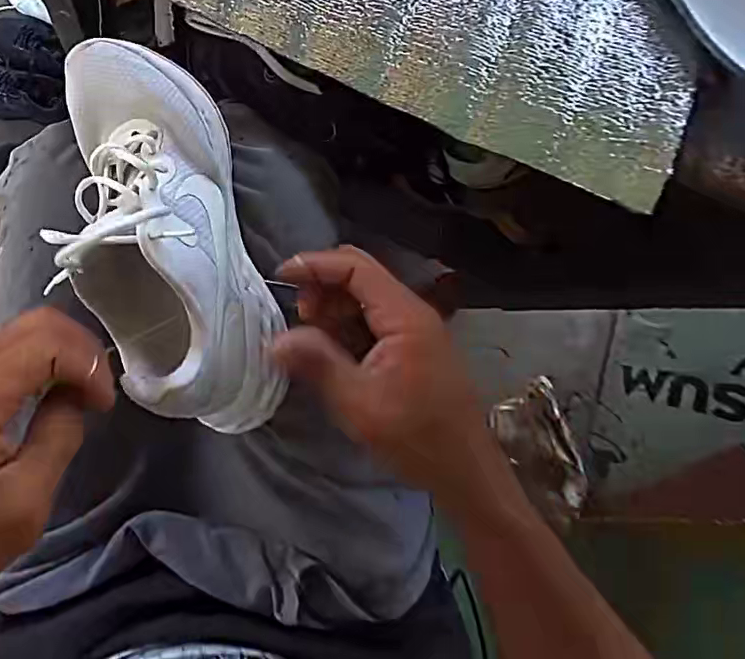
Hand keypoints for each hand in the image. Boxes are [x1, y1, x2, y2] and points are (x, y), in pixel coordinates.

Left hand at [0, 309, 114, 656]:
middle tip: (99, 393)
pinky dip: (33, 360)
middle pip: (32, 323)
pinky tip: (46, 392)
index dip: (88, 363)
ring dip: (56, 351)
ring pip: (15, 332)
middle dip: (77, 348)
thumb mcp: (23, 504)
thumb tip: (75, 395)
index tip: (105, 406)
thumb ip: (58, 437)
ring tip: (80, 393)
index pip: (47, 340)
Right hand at [271, 247, 499, 511]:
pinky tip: (333, 351)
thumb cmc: (416, 439)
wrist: (469, 478)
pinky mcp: (411, 345)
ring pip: (361, 294)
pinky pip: (370, 317)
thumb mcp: (358, 404)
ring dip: (330, 307)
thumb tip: (275, 341)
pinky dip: (344, 324)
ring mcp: (414, 328)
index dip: (313, 264)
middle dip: (320, 286)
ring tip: (314, 340)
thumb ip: (316, 362)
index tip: (280, 278)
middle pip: (357, 273)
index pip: (354, 266)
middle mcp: (413, 312)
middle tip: (300, 318)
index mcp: (405, 317)